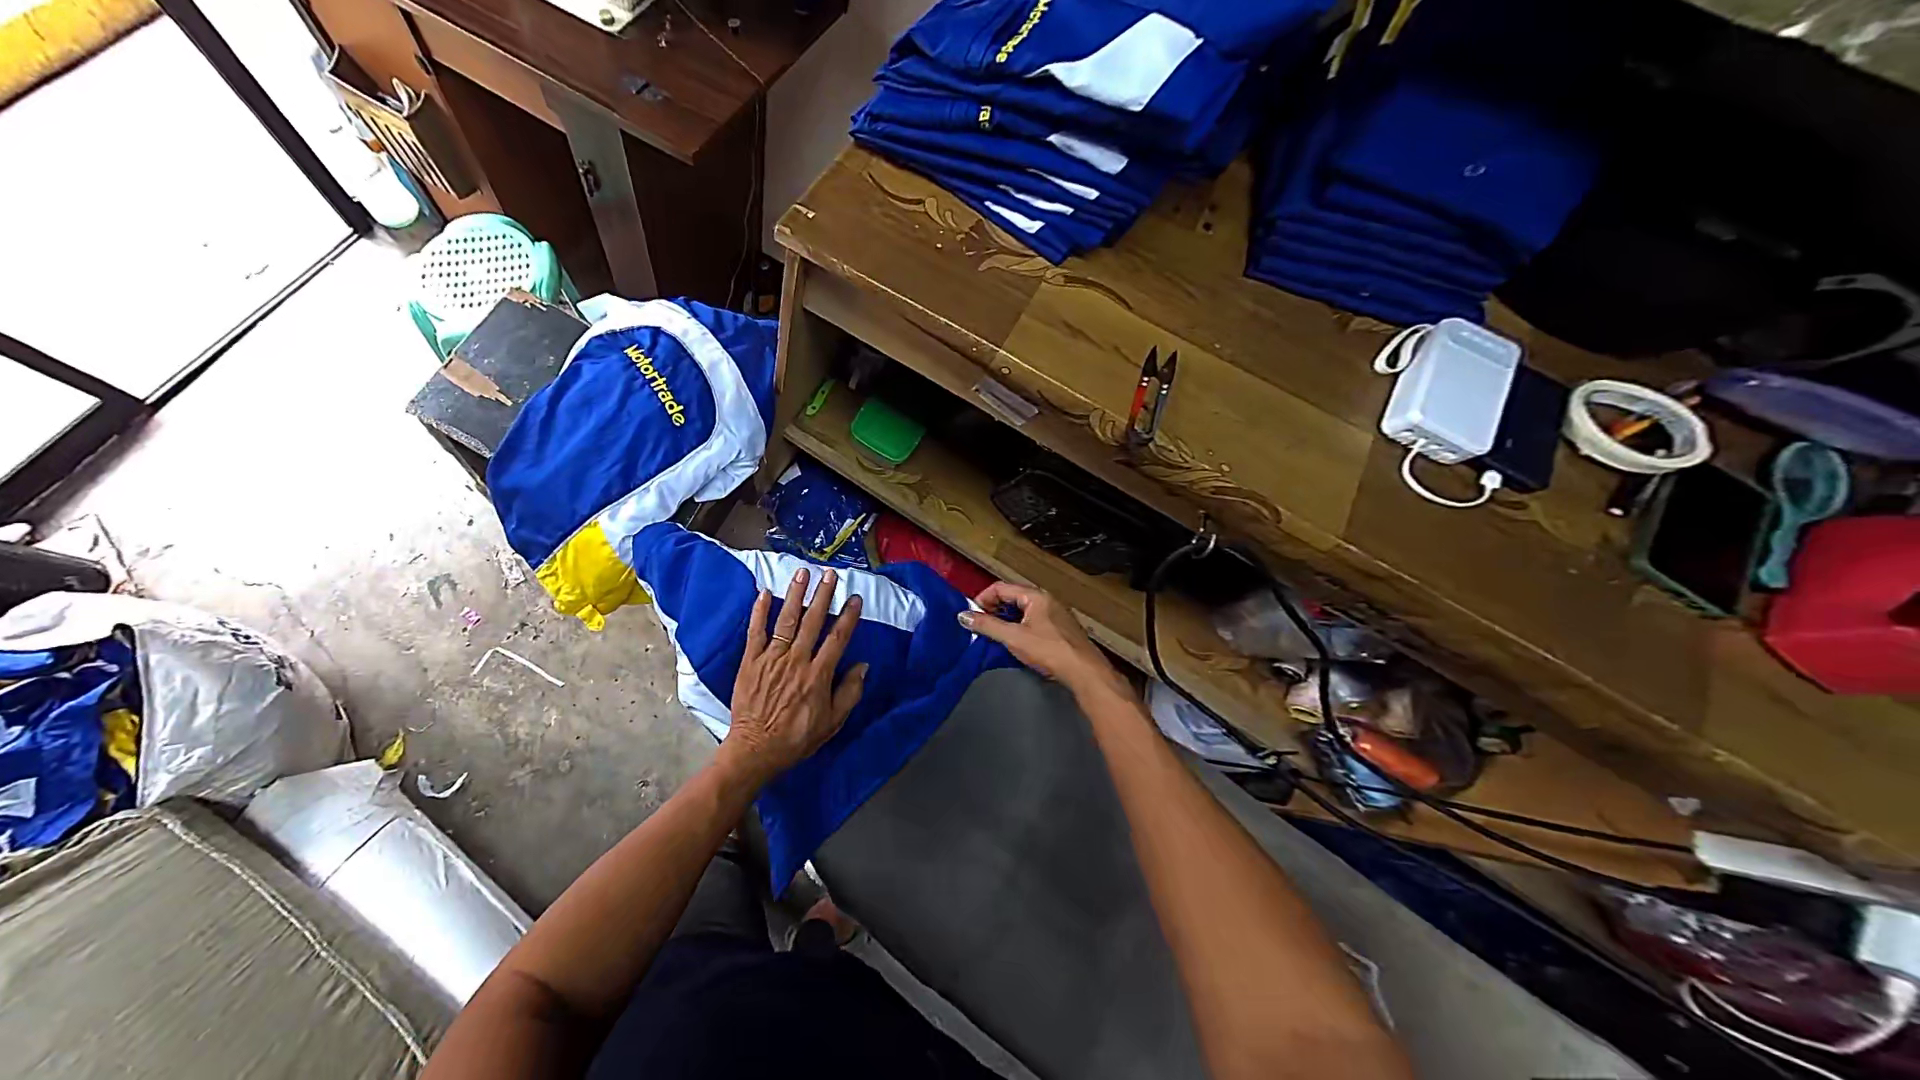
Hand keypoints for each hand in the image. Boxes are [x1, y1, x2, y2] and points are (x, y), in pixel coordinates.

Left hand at [722, 567, 866, 782]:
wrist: (755, 750)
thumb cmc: (797, 738)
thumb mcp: (833, 722)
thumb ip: (849, 692)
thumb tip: (863, 666)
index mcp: (818, 675)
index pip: (838, 638)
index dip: (848, 616)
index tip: (855, 598)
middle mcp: (796, 660)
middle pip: (813, 621)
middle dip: (823, 595)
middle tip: (830, 574)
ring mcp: (771, 659)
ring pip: (786, 620)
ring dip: (795, 595)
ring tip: (802, 573)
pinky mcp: (750, 662)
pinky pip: (755, 632)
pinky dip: (759, 611)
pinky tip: (765, 593)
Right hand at [959, 583, 1128, 697]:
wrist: (1084, 671)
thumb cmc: (1050, 651)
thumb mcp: (1013, 637)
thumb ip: (987, 625)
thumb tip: (964, 616)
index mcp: (1036, 596)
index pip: (1001, 587)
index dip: (983, 599)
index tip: (972, 615)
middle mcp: (1047, 601)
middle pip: (1013, 598)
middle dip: (994, 610)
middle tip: (981, 626)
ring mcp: (1056, 615)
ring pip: (1024, 611)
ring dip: (1007, 621)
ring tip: (996, 637)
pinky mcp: (1061, 630)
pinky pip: (1034, 622)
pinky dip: (1020, 628)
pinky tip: (1017, 644)